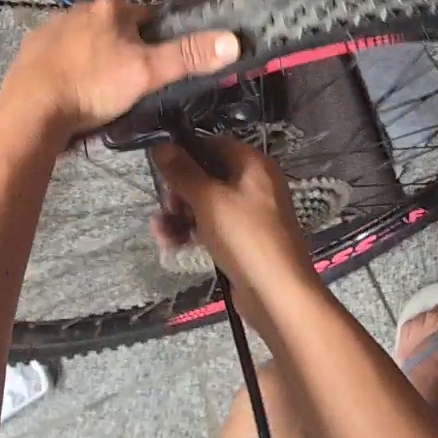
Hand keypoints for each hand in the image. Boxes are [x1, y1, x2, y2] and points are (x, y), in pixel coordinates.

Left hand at [0, 0, 239, 147]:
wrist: (31, 111)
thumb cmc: (93, 87)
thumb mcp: (147, 73)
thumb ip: (189, 56)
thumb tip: (233, 40)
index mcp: (111, 9)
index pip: (148, 16)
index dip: (158, 40)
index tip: (159, 66)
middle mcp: (80, 9)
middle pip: (116, 27)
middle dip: (125, 49)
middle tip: (131, 84)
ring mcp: (52, 28)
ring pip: (87, 40)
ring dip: (97, 57)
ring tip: (101, 91)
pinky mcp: (31, 50)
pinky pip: (60, 55)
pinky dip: (69, 68)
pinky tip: (72, 91)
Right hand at [151, 139, 316, 292]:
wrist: (277, 294)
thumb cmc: (245, 237)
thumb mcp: (208, 200)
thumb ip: (183, 172)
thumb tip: (160, 145)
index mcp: (253, 164)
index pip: (213, 143)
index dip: (186, 152)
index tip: (161, 167)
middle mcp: (254, 182)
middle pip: (207, 174)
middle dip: (180, 190)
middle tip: (165, 207)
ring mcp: (250, 212)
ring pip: (206, 202)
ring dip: (180, 213)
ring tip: (159, 231)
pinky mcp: (243, 238)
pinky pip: (213, 225)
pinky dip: (192, 230)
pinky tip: (171, 243)